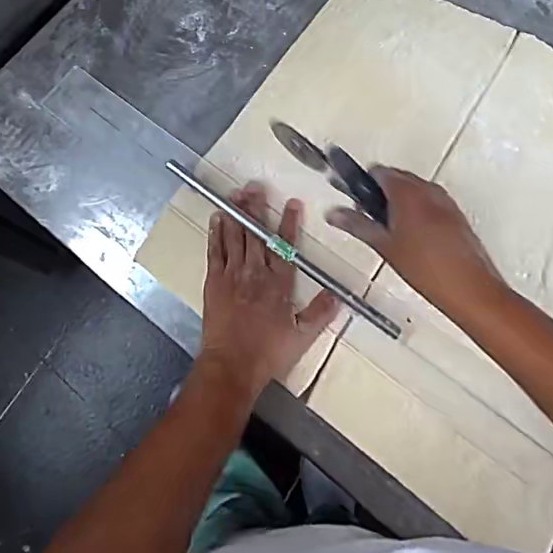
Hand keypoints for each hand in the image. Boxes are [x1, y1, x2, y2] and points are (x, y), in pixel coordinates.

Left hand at [196, 184, 340, 395]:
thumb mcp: (302, 336)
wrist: (231, 365)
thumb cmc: (268, 352)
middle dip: (256, 208)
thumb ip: (320, 313)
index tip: (292, 203)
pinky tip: (217, 220)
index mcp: (279, 283)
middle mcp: (256, 273)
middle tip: (254, 187)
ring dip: (237, 215)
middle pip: (257, 234)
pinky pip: (215, 252)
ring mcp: (233, 275)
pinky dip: (216, 234)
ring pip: (236, 237)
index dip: (289, 222)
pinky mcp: (214, 281)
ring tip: (236, 195)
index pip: (285, 246)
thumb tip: (338, 295)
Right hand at [327, 167, 504, 315]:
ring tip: (389, 232)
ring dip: (399, 203)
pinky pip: (430, 202)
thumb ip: (356, 224)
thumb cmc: (428, 269)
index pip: (378, 171)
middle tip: (367, 217)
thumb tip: (335, 214)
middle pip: (396, 178)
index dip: (362, 183)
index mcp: (407, 191)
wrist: (468, 289)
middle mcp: (428, 189)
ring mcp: (445, 201)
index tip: (353, 197)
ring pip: (414, 190)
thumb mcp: (384, 245)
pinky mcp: (456, 214)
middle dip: (379, 194)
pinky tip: (411, 238)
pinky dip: (417, 211)